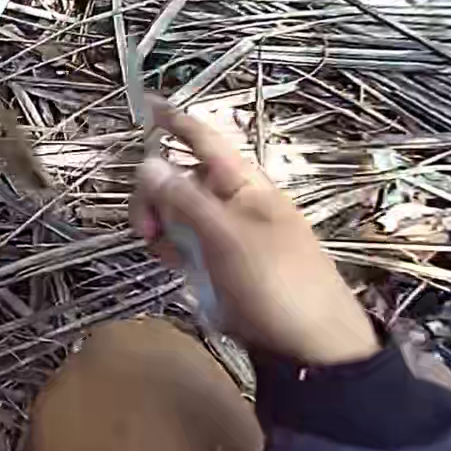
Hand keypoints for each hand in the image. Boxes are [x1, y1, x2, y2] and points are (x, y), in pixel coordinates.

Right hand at [130, 96, 377, 365]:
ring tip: (160, 249)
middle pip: (174, 177)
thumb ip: (184, 200)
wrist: (306, 346)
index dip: (177, 122)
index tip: (148, 104)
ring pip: (169, 209)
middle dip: (152, 195)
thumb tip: (146, 163)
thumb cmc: (278, 283)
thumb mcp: (228, 238)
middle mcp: (227, 201)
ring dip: (156, 223)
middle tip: (144, 227)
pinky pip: (175, 237)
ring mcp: (218, 230)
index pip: (205, 142)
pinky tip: (170, 261)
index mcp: (243, 186)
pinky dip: (165, 244)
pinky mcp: (209, 257)